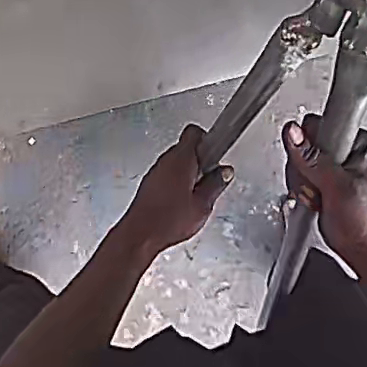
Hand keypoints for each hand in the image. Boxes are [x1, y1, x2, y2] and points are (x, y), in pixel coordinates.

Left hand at [116, 124, 232, 256]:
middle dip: (199, 161)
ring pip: (176, 161)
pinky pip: (165, 173)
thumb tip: (225, 172)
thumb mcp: (203, 205)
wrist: (140, 234)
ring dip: (186, 172)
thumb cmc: (168, 219)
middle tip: (207, 179)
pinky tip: (179, 201)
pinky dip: (174, 181)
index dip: (206, 140)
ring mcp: (155, 170)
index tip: (214, 154)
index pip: (194, 132)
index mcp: (181, 159)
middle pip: (186, 147)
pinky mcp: (149, 182)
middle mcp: (166, 159)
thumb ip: (215, 184)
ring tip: (194, 195)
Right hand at [283, 116, 366, 273]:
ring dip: (303, 184)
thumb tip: (294, 133)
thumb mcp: (338, 187)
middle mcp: (346, 149)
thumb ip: (313, 159)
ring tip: (321, 198)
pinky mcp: (324, 179)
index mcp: (358, 141)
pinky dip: (302, 190)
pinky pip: (299, 175)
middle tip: (320, 188)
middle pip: (303, 144)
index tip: (317, 168)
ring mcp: (334, 165)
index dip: (309, 146)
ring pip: (298, 161)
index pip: (316, 124)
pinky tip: (316, 202)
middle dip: (304, 171)